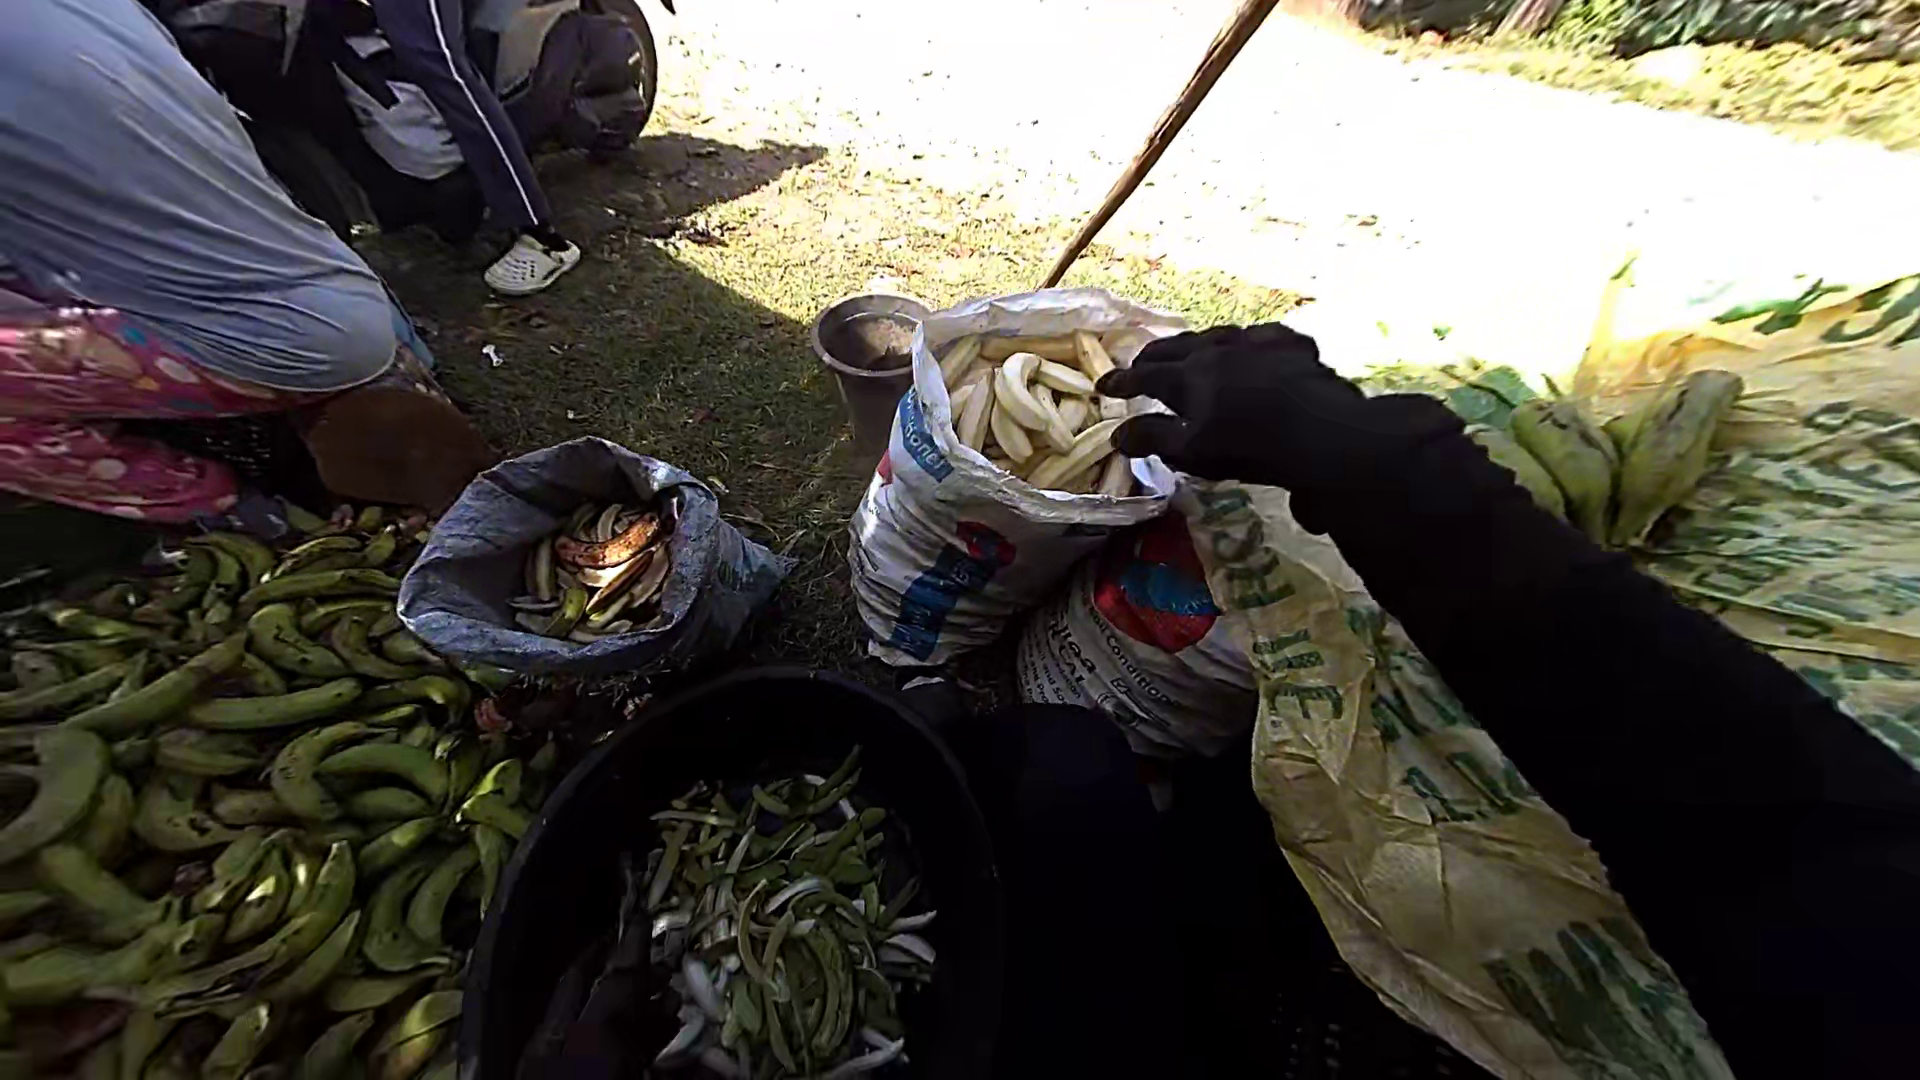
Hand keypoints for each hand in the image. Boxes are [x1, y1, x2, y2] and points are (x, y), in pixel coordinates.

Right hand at [1097, 323, 1462, 520]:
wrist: (1323, 433)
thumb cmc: (1248, 447)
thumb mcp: (1191, 452)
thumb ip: (1152, 439)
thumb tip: (1116, 435)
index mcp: (1188, 376)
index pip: (1144, 376)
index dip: (1121, 381)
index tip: (1103, 384)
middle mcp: (1217, 349)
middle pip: (1175, 348)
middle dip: (1151, 358)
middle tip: (1138, 366)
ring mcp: (1256, 342)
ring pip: (1215, 336)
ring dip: (1193, 346)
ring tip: (1187, 353)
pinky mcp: (1291, 344)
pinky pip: (1259, 337)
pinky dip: (1243, 344)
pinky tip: (1248, 348)